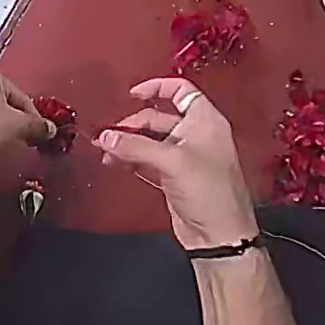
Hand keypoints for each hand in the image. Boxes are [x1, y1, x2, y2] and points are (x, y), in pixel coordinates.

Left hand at [0, 67, 53, 169]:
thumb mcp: (17, 126)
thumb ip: (37, 125)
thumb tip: (50, 129)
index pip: (21, 96)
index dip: (33, 117)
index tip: (40, 132)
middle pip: (5, 104)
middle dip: (17, 122)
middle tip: (27, 139)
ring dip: (3, 129)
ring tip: (9, 145)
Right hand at [93, 78, 257, 251]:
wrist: (219, 237)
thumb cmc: (211, 194)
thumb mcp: (172, 162)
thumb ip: (135, 147)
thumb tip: (106, 137)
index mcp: (205, 121)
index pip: (180, 90)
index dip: (157, 87)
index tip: (133, 93)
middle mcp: (196, 135)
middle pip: (158, 117)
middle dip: (132, 124)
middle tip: (109, 135)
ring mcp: (184, 157)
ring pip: (149, 141)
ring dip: (127, 144)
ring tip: (105, 151)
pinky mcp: (173, 177)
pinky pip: (146, 160)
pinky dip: (130, 160)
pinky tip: (114, 163)